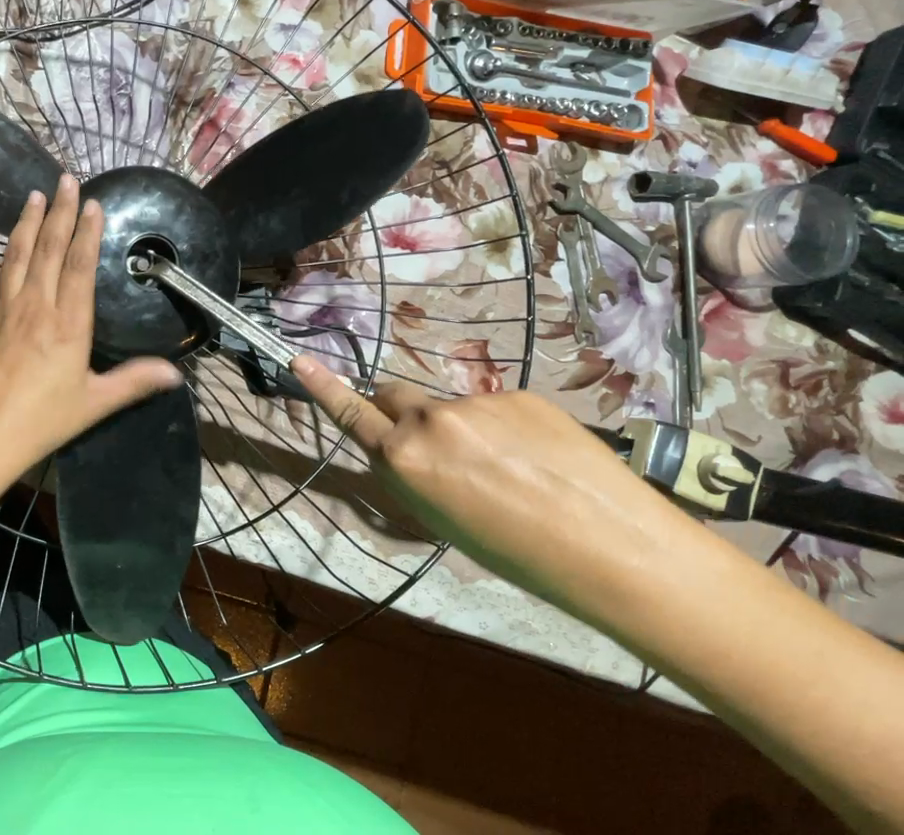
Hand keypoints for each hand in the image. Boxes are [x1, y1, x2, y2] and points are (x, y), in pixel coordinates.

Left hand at [0, 174, 183, 482]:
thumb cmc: (42, 421)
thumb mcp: (94, 403)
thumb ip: (133, 382)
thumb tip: (175, 372)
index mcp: (68, 324)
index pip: (79, 266)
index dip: (86, 232)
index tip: (92, 203)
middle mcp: (34, 306)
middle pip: (47, 250)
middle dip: (58, 213)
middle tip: (64, 180)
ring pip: (13, 256)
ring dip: (23, 224)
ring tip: (31, 196)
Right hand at [290, 356, 693, 603]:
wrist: (614, 547)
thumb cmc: (516, 554)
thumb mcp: (439, 519)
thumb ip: (412, 473)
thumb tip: (412, 450)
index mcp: (403, 458)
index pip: (350, 413)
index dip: (322, 386)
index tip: (299, 358)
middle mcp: (430, 421)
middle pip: (394, 396)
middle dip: (401, 414)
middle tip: (434, 449)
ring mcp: (477, 403)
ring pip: (450, 408)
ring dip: (464, 430)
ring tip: (513, 471)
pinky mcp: (522, 396)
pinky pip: (496, 408)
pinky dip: (507, 429)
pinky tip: (541, 460)